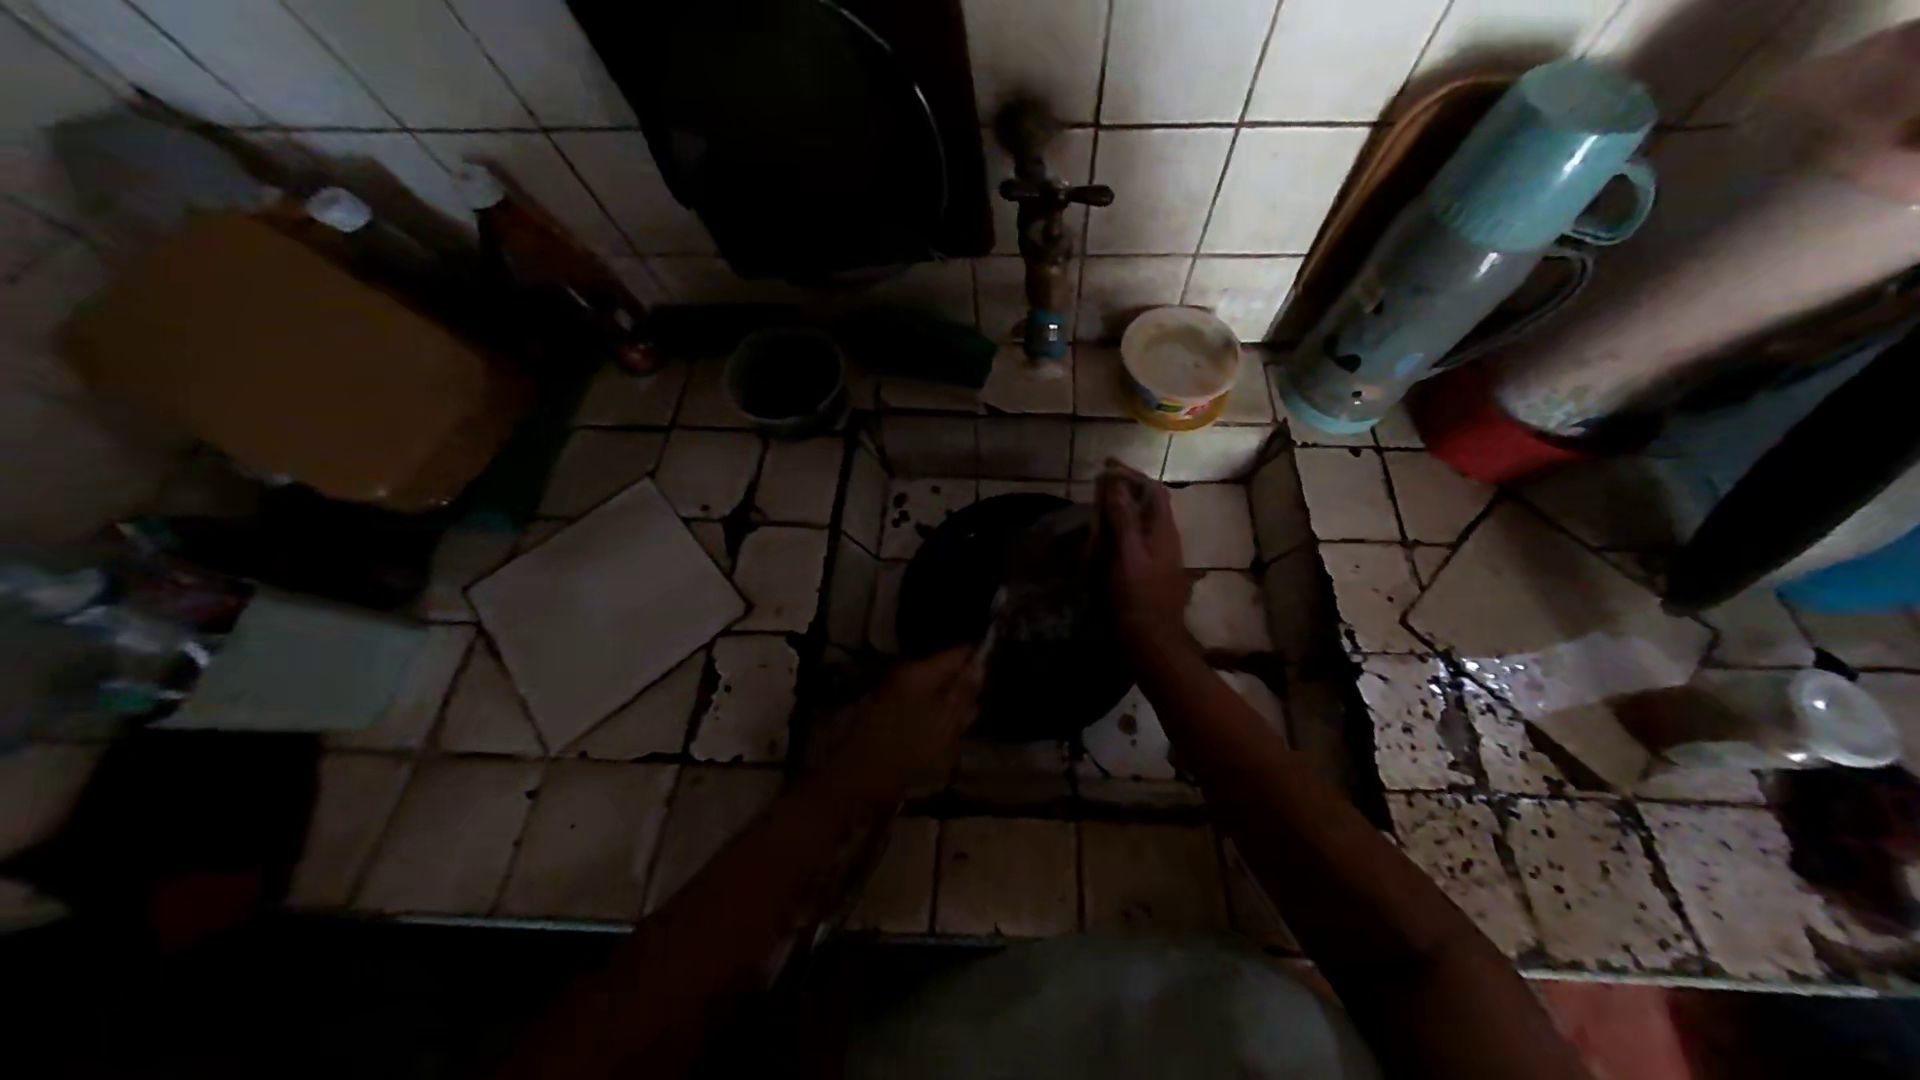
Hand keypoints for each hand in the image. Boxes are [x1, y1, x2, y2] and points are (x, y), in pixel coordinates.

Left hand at [807, 647, 981, 807]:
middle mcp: (903, 680)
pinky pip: (920, 719)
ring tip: (949, 746)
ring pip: (934, 702)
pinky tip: (933, 755)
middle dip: (962, 701)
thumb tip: (980, 663)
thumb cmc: (906, 751)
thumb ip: (964, 692)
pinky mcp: (888, 723)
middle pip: (945, 679)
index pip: (956, 654)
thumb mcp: (944, 721)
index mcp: (917, 673)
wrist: (856, 785)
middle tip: (967, 724)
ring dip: (948, 721)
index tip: (991, 682)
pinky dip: (931, 734)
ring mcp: (893, 701)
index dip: (977, 664)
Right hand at [1093, 460, 1195, 655]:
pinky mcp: (1148, 573)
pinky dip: (1119, 529)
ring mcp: (1158, 558)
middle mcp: (1164, 540)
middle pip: (1149, 504)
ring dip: (1122, 508)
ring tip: (1098, 503)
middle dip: (1125, 488)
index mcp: (1163, 532)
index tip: (1107, 465)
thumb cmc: (1139, 600)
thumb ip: (1123, 519)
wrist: (1152, 644)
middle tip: (1099, 482)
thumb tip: (1116, 484)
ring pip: (1142, 522)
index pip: (1152, 490)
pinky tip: (1103, 537)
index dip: (1131, 474)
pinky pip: (1135, 540)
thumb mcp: (1128, 556)